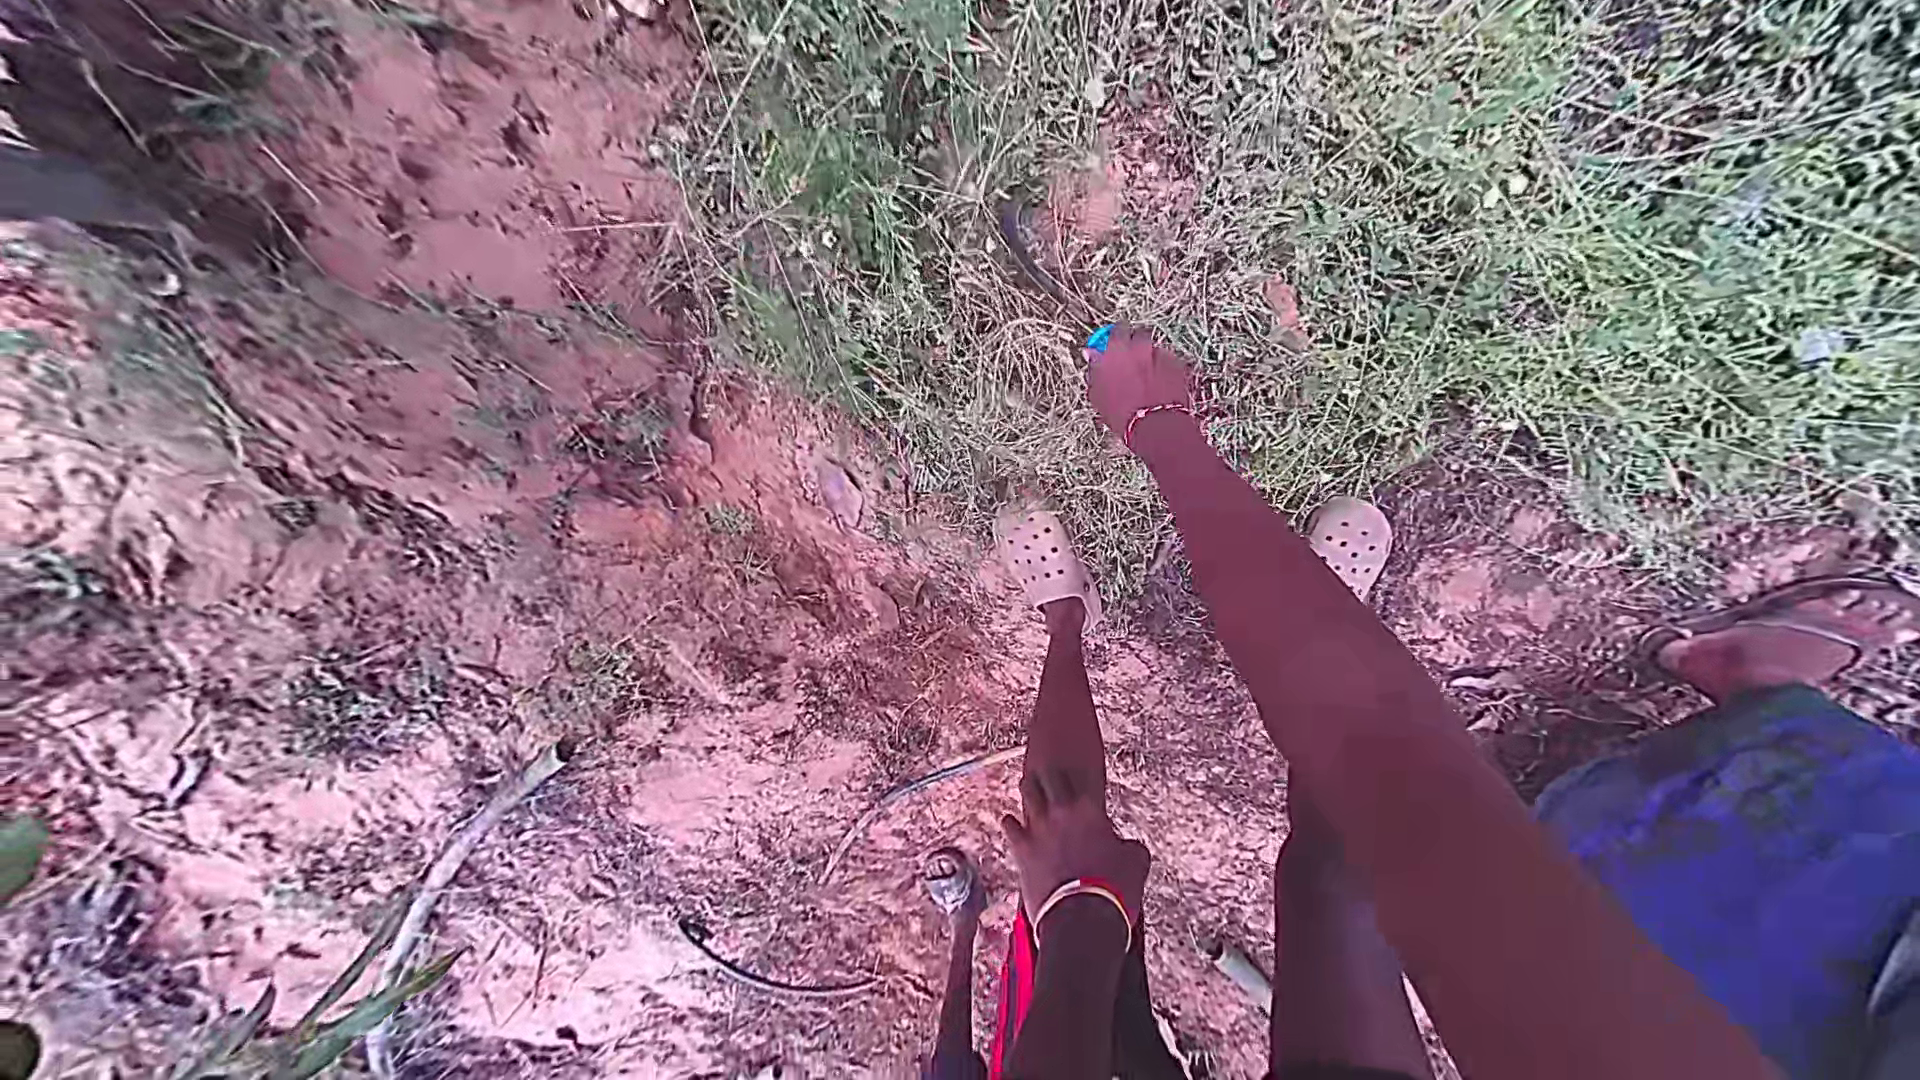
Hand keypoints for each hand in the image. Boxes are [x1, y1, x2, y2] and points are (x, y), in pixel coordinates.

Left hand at [1001, 766, 1150, 924]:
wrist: (1083, 920)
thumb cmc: (1112, 891)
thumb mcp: (1136, 862)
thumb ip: (1130, 846)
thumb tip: (1129, 845)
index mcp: (1089, 809)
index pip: (1078, 778)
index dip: (1075, 775)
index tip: (1074, 775)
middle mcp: (1061, 811)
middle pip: (1048, 778)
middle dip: (1048, 775)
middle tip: (1047, 774)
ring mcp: (1039, 827)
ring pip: (1028, 793)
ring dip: (1029, 788)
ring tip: (1028, 785)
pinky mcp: (1022, 848)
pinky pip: (1010, 825)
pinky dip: (1010, 822)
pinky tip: (1010, 821)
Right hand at [1083, 323, 1193, 436]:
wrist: (1154, 425)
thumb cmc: (1122, 413)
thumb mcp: (1098, 394)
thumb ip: (1095, 369)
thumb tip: (1091, 356)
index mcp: (1115, 349)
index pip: (1115, 331)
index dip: (1114, 340)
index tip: (1113, 349)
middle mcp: (1139, 345)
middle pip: (1137, 336)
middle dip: (1134, 347)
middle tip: (1129, 365)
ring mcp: (1160, 353)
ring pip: (1153, 349)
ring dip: (1149, 359)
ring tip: (1144, 381)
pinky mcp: (1178, 364)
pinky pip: (1168, 361)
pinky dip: (1163, 369)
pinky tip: (1158, 386)